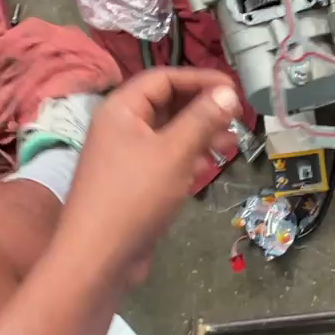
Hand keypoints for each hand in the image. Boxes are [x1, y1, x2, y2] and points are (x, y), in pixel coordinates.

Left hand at [53, 68, 240, 283]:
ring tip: (232, 144)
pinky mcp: (133, 182)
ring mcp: (125, 156)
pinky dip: (188, 158)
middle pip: (167, 104)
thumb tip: (227, 92)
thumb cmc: (134, 196)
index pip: (164, 78)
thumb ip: (202, 119)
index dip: (200, 79)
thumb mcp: (174, 153)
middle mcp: (120, 127)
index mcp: (121, 109)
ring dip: (200, 135)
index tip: (232, 90)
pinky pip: (164, 159)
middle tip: (236, 119)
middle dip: (203, 110)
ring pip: (169, 134)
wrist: (97, 257)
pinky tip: (209, 166)